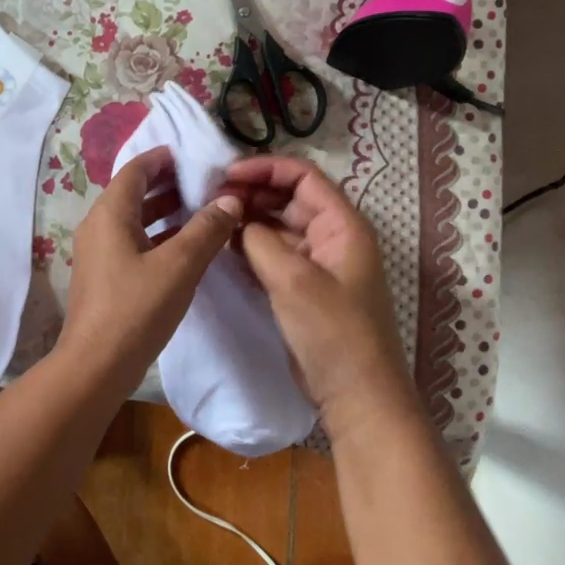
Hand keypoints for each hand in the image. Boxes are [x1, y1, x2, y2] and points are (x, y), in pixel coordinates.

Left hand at [59, 147, 243, 392]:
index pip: (135, 170)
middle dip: (167, 183)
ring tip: (202, 208)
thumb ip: (206, 230)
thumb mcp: (179, 266)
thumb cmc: (136, 308)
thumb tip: (230, 199)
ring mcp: (99, 251)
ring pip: (134, 219)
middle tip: (204, 181)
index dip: (162, 159)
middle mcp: (98, 225)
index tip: (192, 154)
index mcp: (109, 213)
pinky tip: (186, 246)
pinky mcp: (105, 274)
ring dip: (164, 210)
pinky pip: (132, 240)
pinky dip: (157, 234)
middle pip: (133, 192)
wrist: (96, 363)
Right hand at [221, 156, 417, 438]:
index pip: (302, 176)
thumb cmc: (333, 332)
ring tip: (208, 217)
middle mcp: (331, 237)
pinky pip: (271, 252)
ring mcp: (316, 263)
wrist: (357, 397)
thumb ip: (258, 239)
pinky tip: (219, 245)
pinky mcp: (301, 287)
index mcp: (343, 225)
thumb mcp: (292, 278)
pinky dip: (247, 244)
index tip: (224, 174)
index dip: (263, 168)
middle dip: (250, 191)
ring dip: (245, 218)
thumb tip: (235, 217)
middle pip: (287, 197)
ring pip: (276, 224)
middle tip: (207, 197)